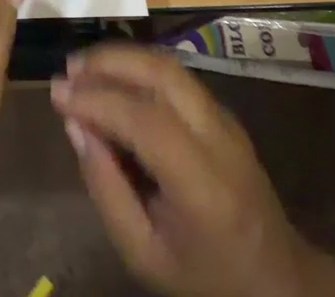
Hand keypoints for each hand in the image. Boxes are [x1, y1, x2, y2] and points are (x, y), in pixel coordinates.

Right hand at [51, 44, 334, 296]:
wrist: (277, 281)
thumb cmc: (203, 274)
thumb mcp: (142, 253)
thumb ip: (106, 189)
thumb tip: (75, 125)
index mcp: (203, 186)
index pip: (146, 121)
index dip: (97, 100)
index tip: (56, 93)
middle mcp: (221, 142)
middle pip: (165, 75)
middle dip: (110, 61)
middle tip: (68, 69)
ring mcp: (229, 124)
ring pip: (172, 68)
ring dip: (123, 59)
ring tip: (83, 69)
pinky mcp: (226, 118)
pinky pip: (179, 79)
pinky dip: (139, 69)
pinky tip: (112, 82)